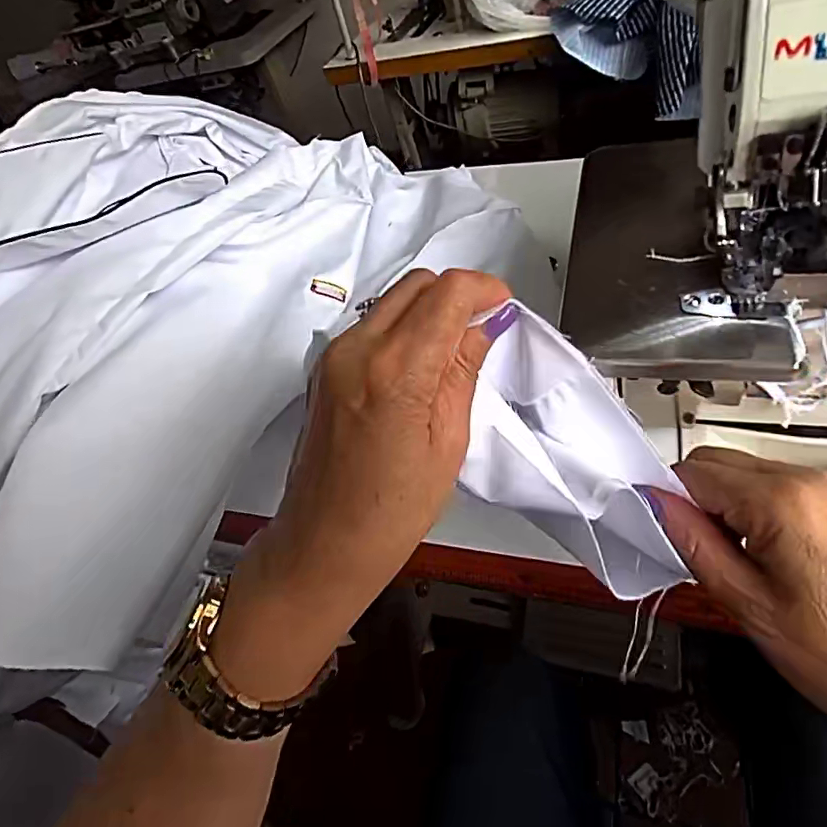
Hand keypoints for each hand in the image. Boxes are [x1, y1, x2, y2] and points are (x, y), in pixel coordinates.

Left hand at [214, 269, 514, 697]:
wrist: (324, 543)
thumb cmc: (389, 511)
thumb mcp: (450, 440)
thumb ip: (464, 370)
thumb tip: (482, 328)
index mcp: (397, 371)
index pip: (447, 293)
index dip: (483, 290)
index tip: (501, 304)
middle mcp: (357, 351)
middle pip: (419, 283)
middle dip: (458, 293)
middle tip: (485, 323)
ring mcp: (335, 356)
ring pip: (395, 299)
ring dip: (432, 308)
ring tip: (457, 346)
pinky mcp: (325, 367)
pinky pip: (375, 323)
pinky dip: (406, 326)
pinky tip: (425, 360)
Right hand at [647, 447, 826, 744]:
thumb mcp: (752, 608)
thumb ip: (696, 546)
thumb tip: (662, 509)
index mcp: (783, 500)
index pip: (694, 472)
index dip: (666, 500)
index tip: (658, 529)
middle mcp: (809, 482)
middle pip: (719, 464)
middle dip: (694, 501)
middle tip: (690, 553)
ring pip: (747, 476)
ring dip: (724, 509)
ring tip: (732, 568)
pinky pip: (777, 492)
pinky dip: (754, 515)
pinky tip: (760, 562)